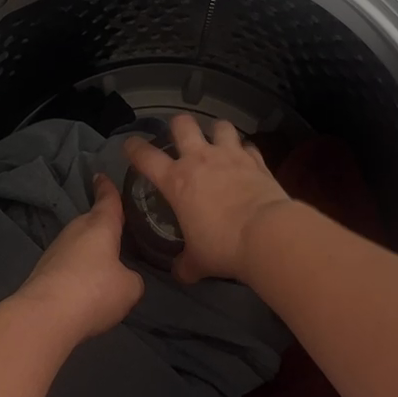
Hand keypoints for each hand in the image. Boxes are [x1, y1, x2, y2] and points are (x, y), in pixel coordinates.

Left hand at [14, 175, 143, 338]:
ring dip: (89, 252)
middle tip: (116, 233)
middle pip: (91, 222)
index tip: (101, 175)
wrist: (45, 316)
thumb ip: (132, 277)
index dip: (107, 188)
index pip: (107, 200)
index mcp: (100, 225)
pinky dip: (77, 271)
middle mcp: (76, 230)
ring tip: (103, 266)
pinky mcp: (43, 271)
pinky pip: (67, 263)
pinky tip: (84, 288)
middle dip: (102, 226)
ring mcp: (56, 250)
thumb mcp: (129, 288)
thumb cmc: (94, 291)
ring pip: (78, 243)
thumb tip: (123, 278)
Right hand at [124, 115, 293, 283]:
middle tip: (179, 135)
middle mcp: (201, 159)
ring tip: (217, 141)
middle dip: (178, 126)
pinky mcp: (256, 160)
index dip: (135, 148)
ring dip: (216, 132)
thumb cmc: (222, 246)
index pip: (146, 157)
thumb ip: (185, 264)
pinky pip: (248, 146)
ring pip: (220, 126)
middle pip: (183, 124)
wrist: (266, 234)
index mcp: (177, 180)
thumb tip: (181, 272)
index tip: (131, 145)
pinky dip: (245, 152)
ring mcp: (230, 156)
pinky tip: (246, 161)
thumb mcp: (197, 262)